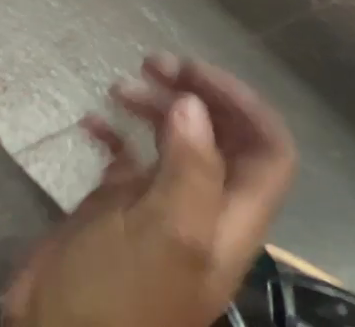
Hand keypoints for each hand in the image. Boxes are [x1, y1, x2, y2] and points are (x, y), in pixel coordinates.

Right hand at [3, 54, 298, 326]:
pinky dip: (110, 132)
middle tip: (149, 64)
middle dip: (195, 95)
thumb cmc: (120, 290)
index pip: (267, 150)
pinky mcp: (112, 206)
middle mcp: (200, 206)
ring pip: (172, 142)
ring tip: (116, 88)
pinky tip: (87, 122)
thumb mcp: (163, 233)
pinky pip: (123, 158)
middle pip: (221, 139)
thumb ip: (188, 170)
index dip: (240, 104)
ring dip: (153, 107)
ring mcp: (155, 205)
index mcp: (228, 218)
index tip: (188, 71)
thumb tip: (193, 105)